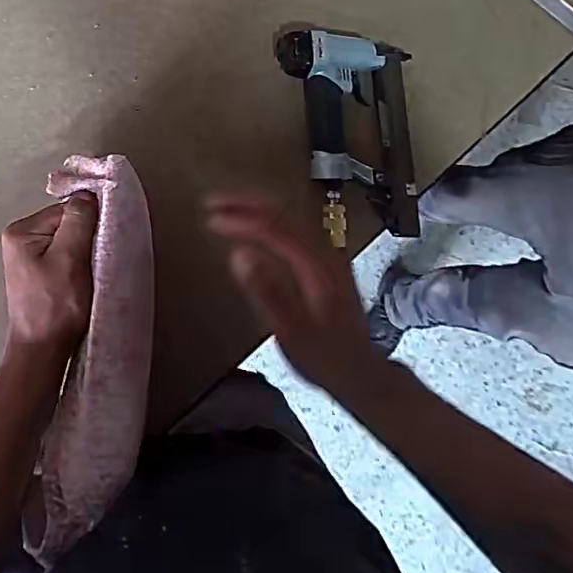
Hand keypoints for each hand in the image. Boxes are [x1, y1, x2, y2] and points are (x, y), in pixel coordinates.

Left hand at [0, 193, 97, 350]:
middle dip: (86, 237)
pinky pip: (66, 253)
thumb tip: (87, 193)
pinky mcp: (39, 270)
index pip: (68, 209)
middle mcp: (20, 238)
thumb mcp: (70, 258)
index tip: (97, 246)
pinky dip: (79, 262)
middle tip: (93, 262)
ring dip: (84, 251)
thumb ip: (78, 221)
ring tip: (87, 273)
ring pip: (70, 238)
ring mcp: (28, 255)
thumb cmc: (56, 306)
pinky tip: (81, 278)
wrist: (44, 350)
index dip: (88, 224)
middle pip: (68, 222)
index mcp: (21, 231)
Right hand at [203, 192, 387, 393]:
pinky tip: (256, 227)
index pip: (275, 226)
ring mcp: (329, 254)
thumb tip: (240, 255)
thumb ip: (267, 292)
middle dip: (246, 202)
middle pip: (284, 211)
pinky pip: (295, 227)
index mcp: (317, 265)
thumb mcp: (292, 332)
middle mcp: (326, 252)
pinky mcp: (326, 260)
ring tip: (229, 206)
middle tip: (214, 201)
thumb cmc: (326, 357)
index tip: (212, 217)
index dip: (241, 218)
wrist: (360, 371)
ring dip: (257, 207)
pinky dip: (270, 219)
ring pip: (290, 215)